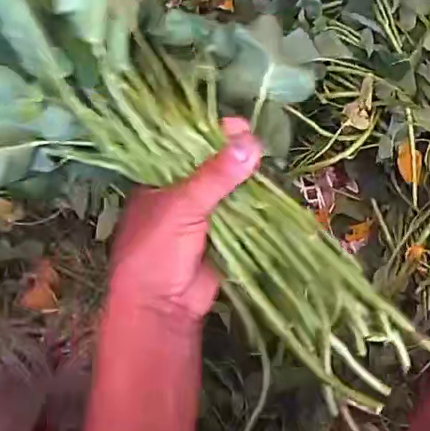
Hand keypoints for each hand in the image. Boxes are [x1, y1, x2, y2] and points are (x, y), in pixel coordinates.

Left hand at [106, 118, 261, 324]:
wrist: (162, 306)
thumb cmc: (157, 250)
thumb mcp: (183, 206)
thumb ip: (216, 176)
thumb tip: (250, 142)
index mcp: (158, 181)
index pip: (185, 147)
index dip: (209, 134)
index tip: (237, 124)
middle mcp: (180, 195)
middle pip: (211, 167)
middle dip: (234, 155)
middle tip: (258, 140)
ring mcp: (202, 217)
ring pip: (229, 191)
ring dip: (248, 180)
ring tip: (270, 160)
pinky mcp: (223, 237)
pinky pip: (241, 216)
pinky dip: (256, 206)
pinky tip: (272, 189)